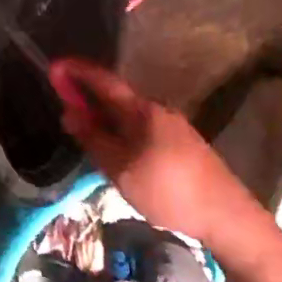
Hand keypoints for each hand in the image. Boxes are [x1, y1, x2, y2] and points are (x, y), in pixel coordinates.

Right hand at [49, 58, 271, 251]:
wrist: (226, 215)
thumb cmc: (169, 190)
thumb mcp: (122, 169)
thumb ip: (94, 140)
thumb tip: (70, 113)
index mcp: (142, 110)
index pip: (104, 82)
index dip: (78, 72)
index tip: (55, 66)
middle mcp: (158, 110)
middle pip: (117, 98)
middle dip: (90, 98)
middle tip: (67, 107)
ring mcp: (173, 127)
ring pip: (130, 116)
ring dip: (106, 118)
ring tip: (89, 136)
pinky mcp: (182, 145)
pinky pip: (143, 129)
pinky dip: (123, 132)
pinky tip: (119, 153)